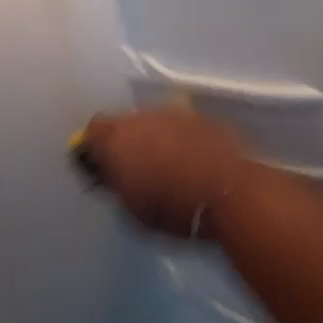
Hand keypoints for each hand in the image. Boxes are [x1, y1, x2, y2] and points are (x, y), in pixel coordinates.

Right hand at [82, 105, 249, 238]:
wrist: (231, 193)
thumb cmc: (173, 208)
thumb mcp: (130, 209)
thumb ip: (113, 185)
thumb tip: (106, 175)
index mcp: (114, 137)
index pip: (91, 131)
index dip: (92, 148)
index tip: (99, 168)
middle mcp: (139, 117)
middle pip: (122, 122)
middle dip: (124, 141)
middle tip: (132, 167)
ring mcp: (173, 113)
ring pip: (151, 122)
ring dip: (151, 138)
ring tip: (163, 164)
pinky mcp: (202, 118)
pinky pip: (180, 126)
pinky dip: (178, 139)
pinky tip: (188, 160)